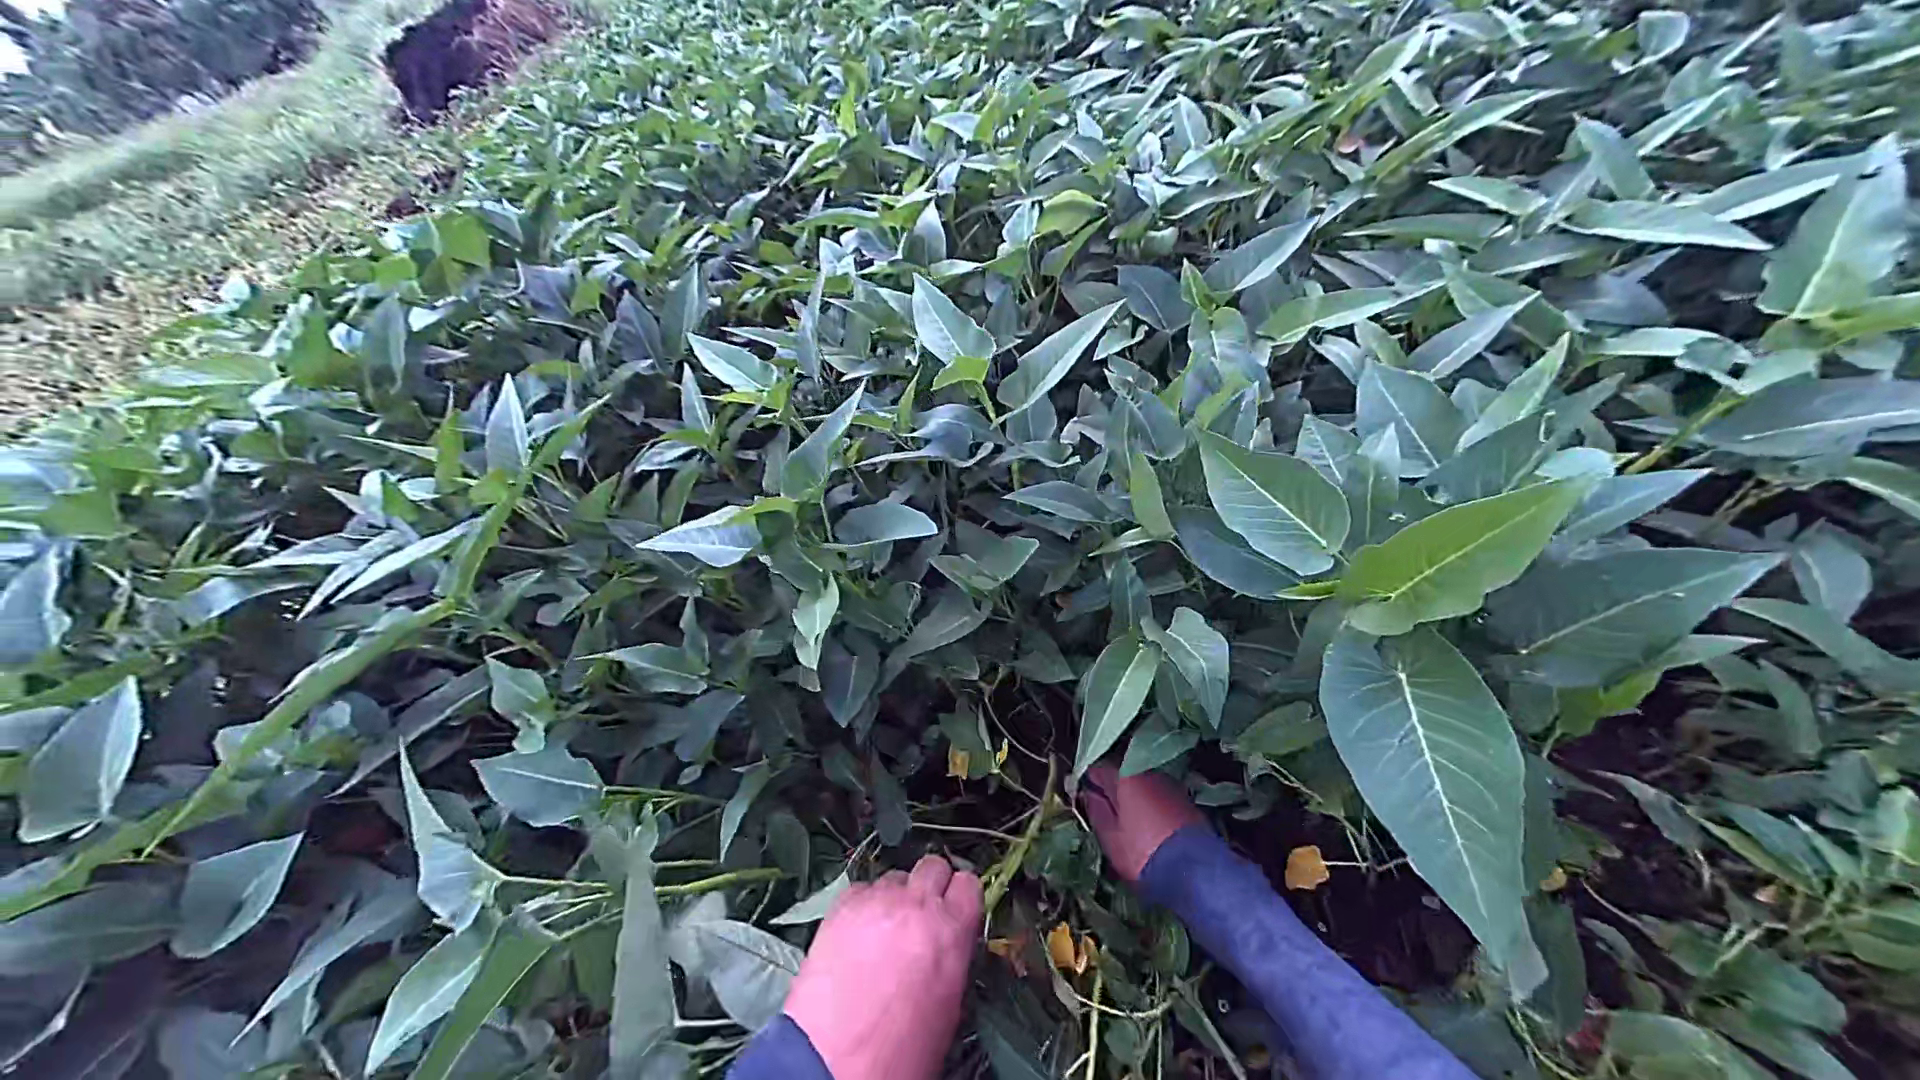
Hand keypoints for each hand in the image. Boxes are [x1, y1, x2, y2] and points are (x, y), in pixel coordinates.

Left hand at [783, 854, 982, 1079]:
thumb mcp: (947, 1005)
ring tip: (884, 930)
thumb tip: (948, 940)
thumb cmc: (897, 1053)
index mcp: (951, 933)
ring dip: (895, 897)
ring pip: (896, 877)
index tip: (953, 907)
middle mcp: (917, 906)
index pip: (969, 884)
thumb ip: (951, 955)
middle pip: (933, 866)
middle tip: (920, 912)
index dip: (960, 896)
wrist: (832, 1066)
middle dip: (929, 886)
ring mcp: (878, 902)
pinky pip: (862, 890)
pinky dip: (864, 906)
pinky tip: (857, 935)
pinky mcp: (843, 906)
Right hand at [1080, 764, 1205, 882]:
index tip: (1085, 798)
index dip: (1089, 782)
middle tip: (1106, 816)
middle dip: (1113, 790)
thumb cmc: (1145, 854)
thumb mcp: (1110, 838)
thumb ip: (1096, 810)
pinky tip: (1150, 829)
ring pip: (1143, 786)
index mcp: (1127, 776)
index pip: (1099, 767)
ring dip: (1133, 799)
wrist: (1198, 874)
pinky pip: (1160, 797)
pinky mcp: (1188, 802)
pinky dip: (1151, 807)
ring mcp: (1172, 786)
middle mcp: (1150, 773)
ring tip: (1128, 826)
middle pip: (1123, 774)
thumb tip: (1089, 793)